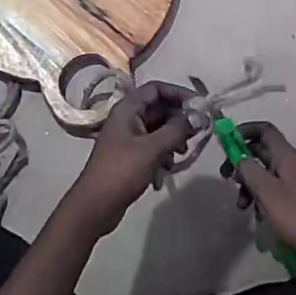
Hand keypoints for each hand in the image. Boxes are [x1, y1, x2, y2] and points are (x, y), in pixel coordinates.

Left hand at [60, 81, 195, 237]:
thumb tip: (198, 116)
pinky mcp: (131, 154)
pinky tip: (170, 165)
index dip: (179, 93)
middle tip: (199, 129)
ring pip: (158, 127)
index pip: (157, 89)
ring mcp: (128, 137)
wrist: (95, 206)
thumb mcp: (152, 148)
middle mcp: (128, 118)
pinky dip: (165, 150)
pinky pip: (154, 144)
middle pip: (159, 107)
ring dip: (174, 135)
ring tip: (184, 150)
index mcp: (128, 109)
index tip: (200, 105)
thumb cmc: (122, 171)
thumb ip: (177, 129)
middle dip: (180, 117)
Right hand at [227, 124, 295, 257]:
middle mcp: (290, 164)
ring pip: (263, 172)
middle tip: (225, 175)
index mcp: (287, 156)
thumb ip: (248, 169)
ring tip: (240, 204)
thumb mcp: (265, 190)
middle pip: (261, 151)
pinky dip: (259, 196)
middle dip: (241, 161)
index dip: (245, 131)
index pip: (265, 130)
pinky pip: (270, 189)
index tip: (227, 141)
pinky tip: (255, 214)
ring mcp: (293, 181)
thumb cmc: (293, 214)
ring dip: (248, 184)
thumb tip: (238, 157)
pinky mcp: (293, 198)